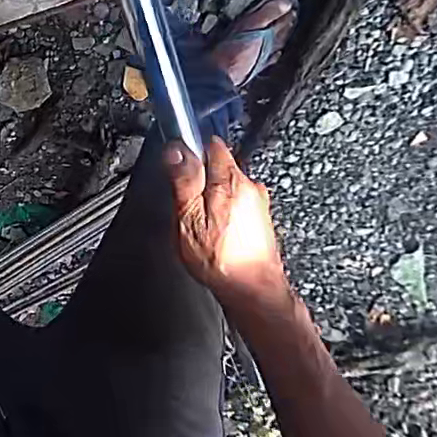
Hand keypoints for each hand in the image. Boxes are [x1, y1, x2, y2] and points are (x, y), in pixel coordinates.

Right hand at [164, 136, 297, 318]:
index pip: (210, 144)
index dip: (190, 151)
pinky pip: (236, 203)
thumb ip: (183, 180)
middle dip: (200, 178)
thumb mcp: (188, 217)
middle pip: (218, 165)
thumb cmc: (221, 260)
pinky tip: (215, 232)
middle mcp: (250, 186)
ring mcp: (258, 203)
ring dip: (212, 197)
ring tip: (200, 222)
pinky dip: (224, 211)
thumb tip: (176, 150)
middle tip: (186, 204)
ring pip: (227, 186)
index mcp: (230, 180)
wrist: (252, 292)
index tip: (179, 167)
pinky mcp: (260, 219)